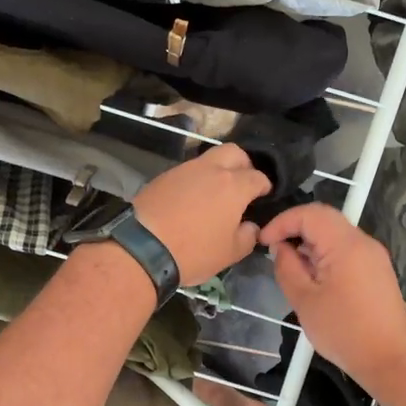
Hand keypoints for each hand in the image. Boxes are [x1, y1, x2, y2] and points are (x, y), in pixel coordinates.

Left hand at [132, 143, 271, 285]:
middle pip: (234, 152)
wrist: (141, 248)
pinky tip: (191, 200)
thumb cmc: (194, 251)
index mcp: (233, 185)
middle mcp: (210, 169)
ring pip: (208, 159)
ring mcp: (184, 170)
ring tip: (214, 194)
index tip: (263, 195)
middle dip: (243, 165)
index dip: (264, 186)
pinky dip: (194, 181)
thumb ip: (247, 237)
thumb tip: (250, 226)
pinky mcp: (163, 177)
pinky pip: (187, 172)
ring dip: (216, 171)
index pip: (258, 176)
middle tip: (241, 185)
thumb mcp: (230, 253)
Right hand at [259, 204, 405, 381]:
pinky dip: (326, 253)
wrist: (390, 358)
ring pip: (336, 233)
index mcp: (345, 244)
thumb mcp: (304, 301)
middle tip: (275, 250)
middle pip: (325, 219)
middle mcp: (363, 242)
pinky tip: (315, 277)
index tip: (264, 242)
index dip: (282, 222)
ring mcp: (373, 255)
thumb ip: (287, 267)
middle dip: (296, 229)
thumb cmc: (343, 331)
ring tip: (292, 267)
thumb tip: (281, 248)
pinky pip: (347, 249)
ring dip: (311, 242)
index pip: (310, 213)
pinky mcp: (377, 269)